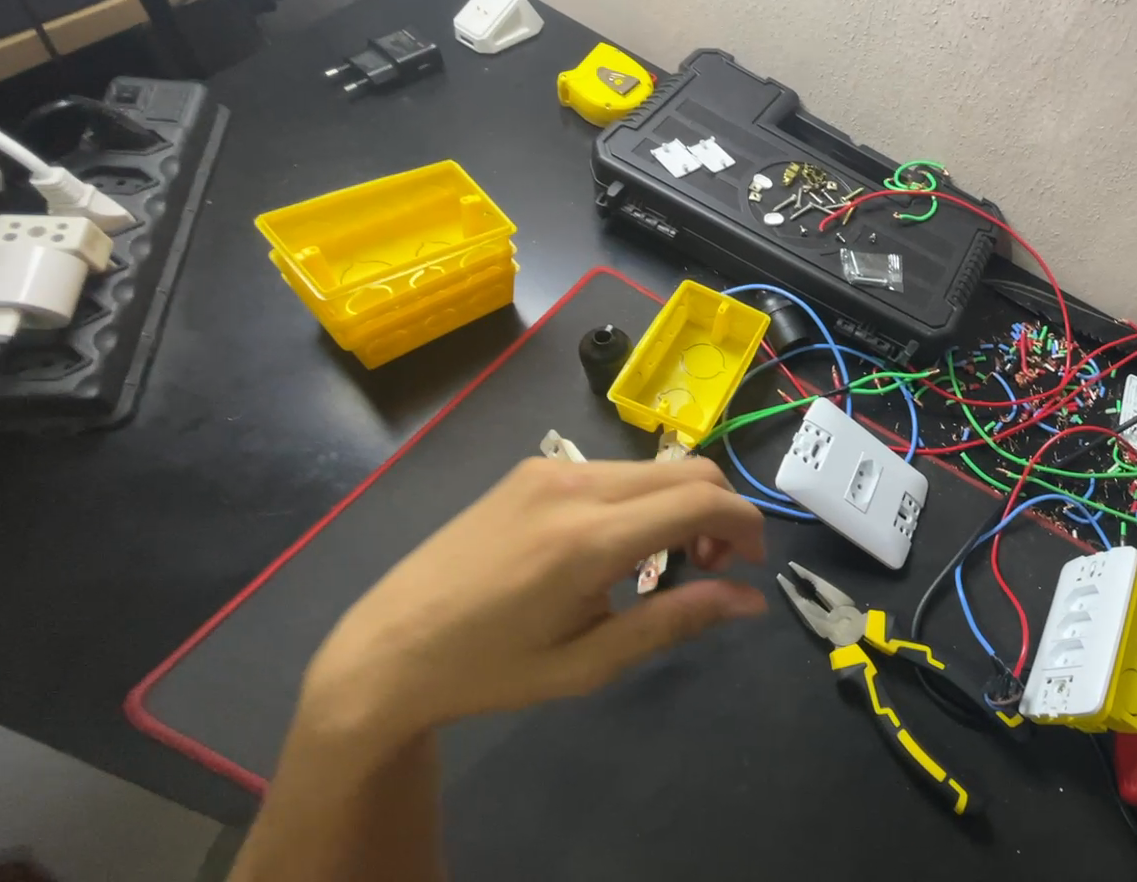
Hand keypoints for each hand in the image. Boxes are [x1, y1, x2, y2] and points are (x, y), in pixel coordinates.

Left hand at [299, 456, 766, 750]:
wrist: (385, 649)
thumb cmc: (490, 670)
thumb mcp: (590, 663)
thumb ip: (677, 620)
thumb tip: (752, 600)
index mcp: (588, 540)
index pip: (703, 501)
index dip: (746, 526)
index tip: (750, 567)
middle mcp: (575, 486)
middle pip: (692, 471)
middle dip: (723, 513)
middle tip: (711, 566)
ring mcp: (552, 468)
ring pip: (659, 467)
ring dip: (686, 504)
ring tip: (666, 560)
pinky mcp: (535, 466)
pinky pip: (620, 470)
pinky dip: (649, 497)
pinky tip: (621, 542)